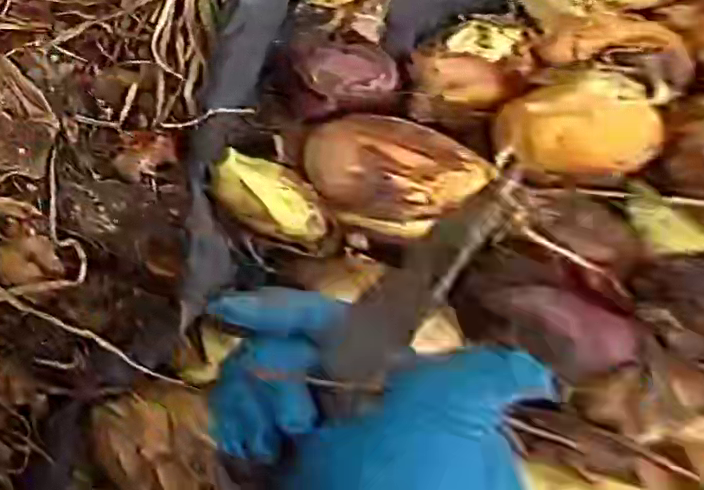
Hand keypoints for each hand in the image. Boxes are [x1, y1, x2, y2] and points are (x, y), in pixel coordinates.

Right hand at [208, 288, 553, 489]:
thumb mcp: (442, 437)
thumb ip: (468, 385)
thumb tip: (530, 365)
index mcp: (401, 393)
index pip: (328, 322)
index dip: (279, 310)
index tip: (230, 312)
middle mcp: (358, 404)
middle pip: (282, 345)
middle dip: (265, 373)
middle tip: (284, 423)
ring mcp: (317, 431)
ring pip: (253, 375)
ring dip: (245, 402)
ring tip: (258, 445)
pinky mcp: (281, 451)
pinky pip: (240, 408)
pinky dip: (234, 421)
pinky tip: (246, 450)